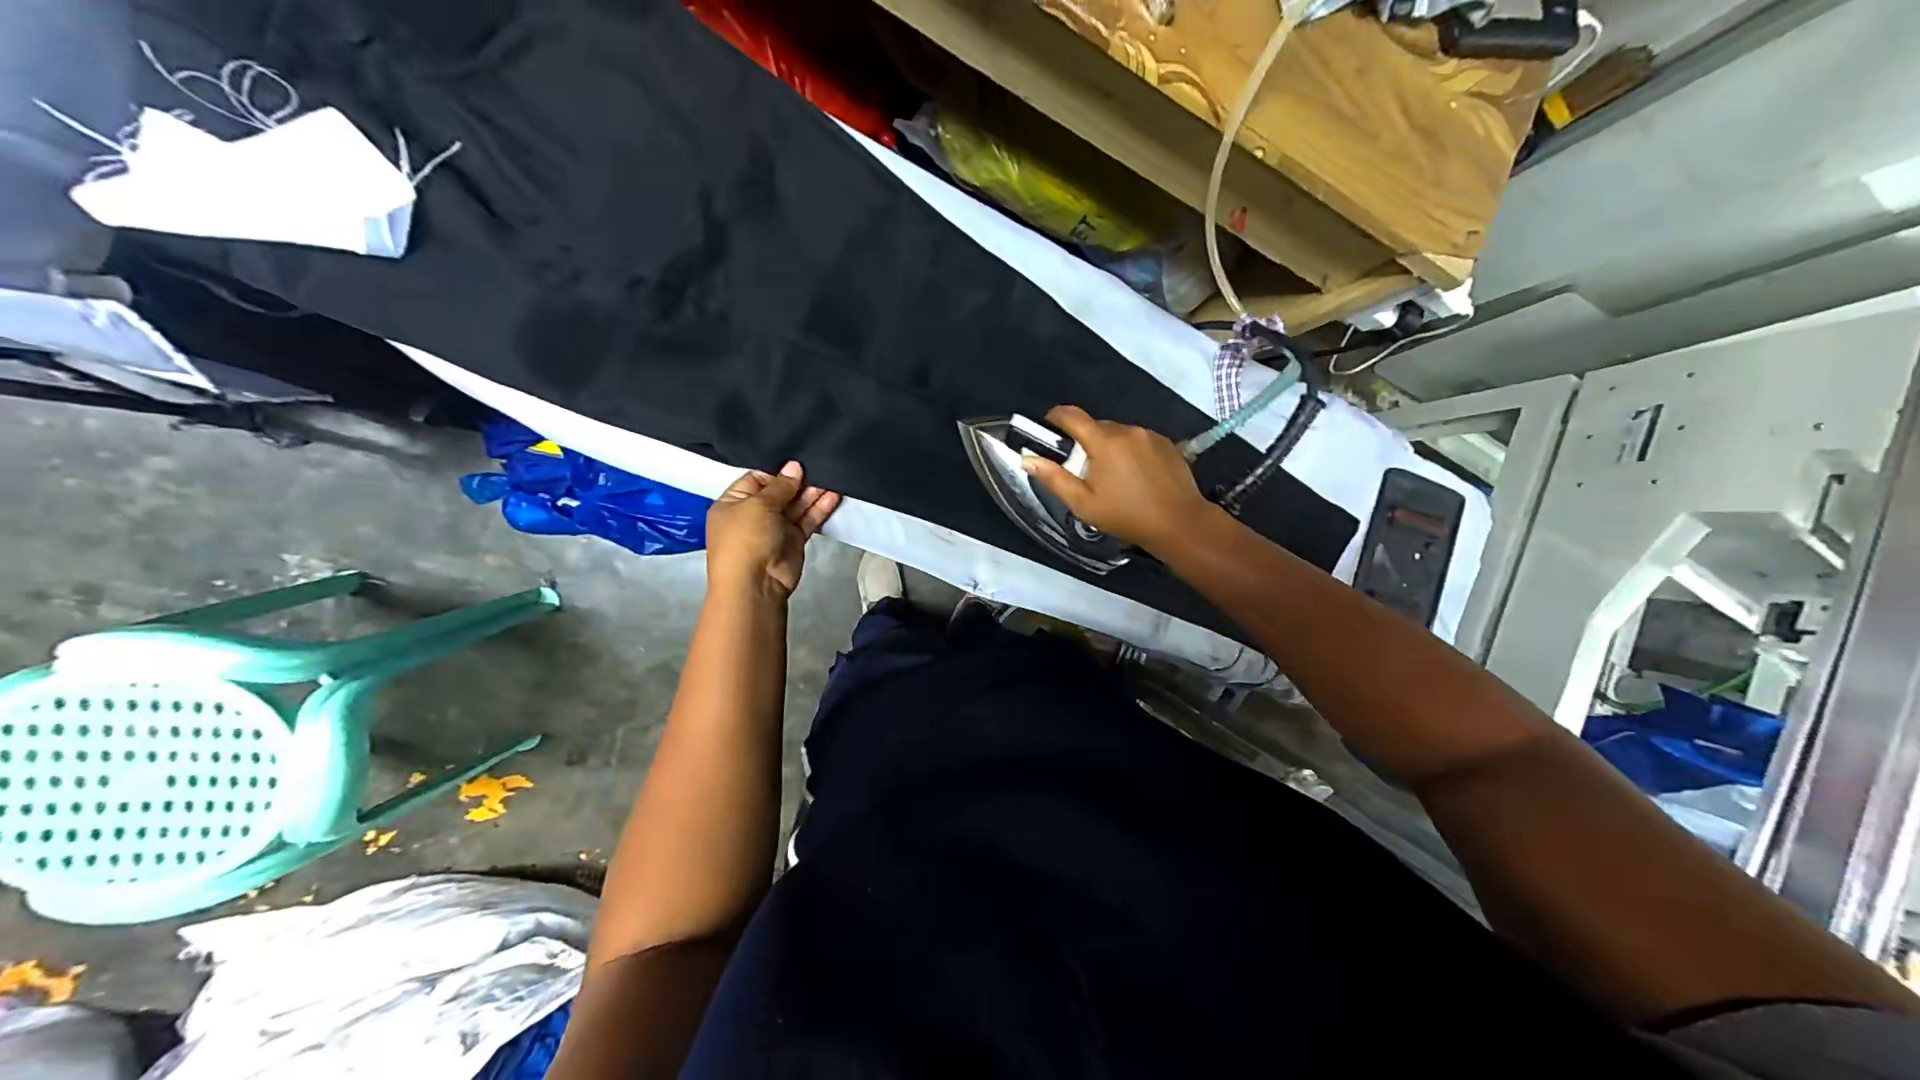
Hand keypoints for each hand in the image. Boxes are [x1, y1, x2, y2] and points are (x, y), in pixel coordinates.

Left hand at [706, 461, 840, 598]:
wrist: (755, 584)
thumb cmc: (746, 539)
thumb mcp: (758, 505)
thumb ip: (780, 485)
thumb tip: (794, 467)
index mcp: (733, 503)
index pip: (756, 479)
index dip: (776, 471)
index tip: (797, 461)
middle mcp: (753, 514)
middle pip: (778, 492)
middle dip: (797, 481)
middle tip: (818, 466)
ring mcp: (774, 528)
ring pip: (795, 506)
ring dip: (812, 493)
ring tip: (831, 478)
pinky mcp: (792, 540)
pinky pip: (806, 520)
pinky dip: (819, 509)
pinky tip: (833, 496)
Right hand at [1020, 405, 1214, 553]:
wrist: (1179, 523)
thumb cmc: (1126, 515)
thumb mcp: (1083, 503)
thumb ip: (1053, 478)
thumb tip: (1027, 459)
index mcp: (1104, 442)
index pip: (1072, 415)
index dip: (1055, 417)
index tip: (1048, 427)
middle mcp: (1127, 430)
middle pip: (1096, 425)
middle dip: (1084, 440)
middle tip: (1082, 467)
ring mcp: (1150, 435)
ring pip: (1119, 432)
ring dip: (1109, 445)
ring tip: (1111, 475)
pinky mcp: (1167, 443)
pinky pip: (1139, 439)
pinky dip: (1130, 450)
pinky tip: (1134, 475)